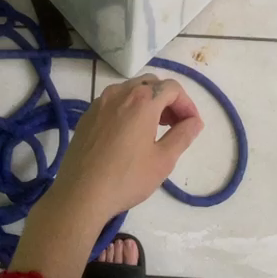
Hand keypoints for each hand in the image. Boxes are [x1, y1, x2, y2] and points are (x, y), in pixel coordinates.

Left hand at [48, 76, 204, 220]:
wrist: (80, 193)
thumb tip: (195, 121)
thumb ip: (182, 135)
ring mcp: (101, 101)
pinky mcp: (88, 114)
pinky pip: (114, 101)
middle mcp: (120, 92)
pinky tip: (128, 133)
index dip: (187, 104)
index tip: (191, 124)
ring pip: (131, 90)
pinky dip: (128, 107)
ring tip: (154, 129)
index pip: (172, 88)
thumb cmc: (127, 178)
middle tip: (175, 125)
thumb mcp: (163, 160)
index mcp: (142, 101)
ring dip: (148, 102)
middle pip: (151, 84)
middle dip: (168, 100)